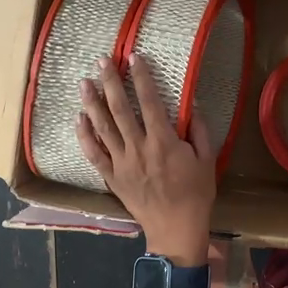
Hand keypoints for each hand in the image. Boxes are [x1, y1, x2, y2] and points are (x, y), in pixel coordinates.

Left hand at [76, 53, 216, 264]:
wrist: (176, 230)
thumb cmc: (196, 194)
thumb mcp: (207, 159)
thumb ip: (198, 130)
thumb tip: (190, 103)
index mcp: (163, 142)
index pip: (149, 101)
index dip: (141, 77)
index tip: (134, 57)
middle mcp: (138, 148)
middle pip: (120, 109)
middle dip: (111, 82)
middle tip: (102, 61)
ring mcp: (121, 164)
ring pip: (102, 128)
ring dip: (92, 103)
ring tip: (83, 83)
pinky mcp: (112, 178)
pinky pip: (94, 154)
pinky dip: (85, 136)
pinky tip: (79, 119)